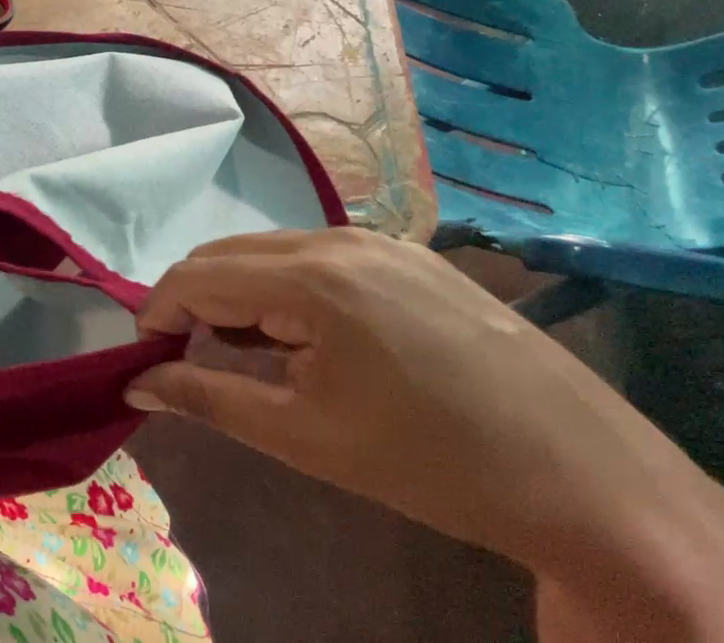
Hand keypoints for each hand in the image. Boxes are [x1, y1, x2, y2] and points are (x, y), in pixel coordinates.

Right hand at [126, 228, 723, 639]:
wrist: (590, 482)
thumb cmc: (429, 463)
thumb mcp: (301, 437)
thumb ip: (204, 398)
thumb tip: (133, 385)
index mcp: (310, 279)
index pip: (193, 276)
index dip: (156, 316)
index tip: (150, 361)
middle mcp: (340, 241)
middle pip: (225, 254)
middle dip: (193, 302)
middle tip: (191, 359)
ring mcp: (383, 243)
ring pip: (268, 251)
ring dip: (238, 294)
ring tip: (249, 354)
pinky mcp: (413, 256)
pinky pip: (316, 256)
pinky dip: (284, 288)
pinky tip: (305, 338)